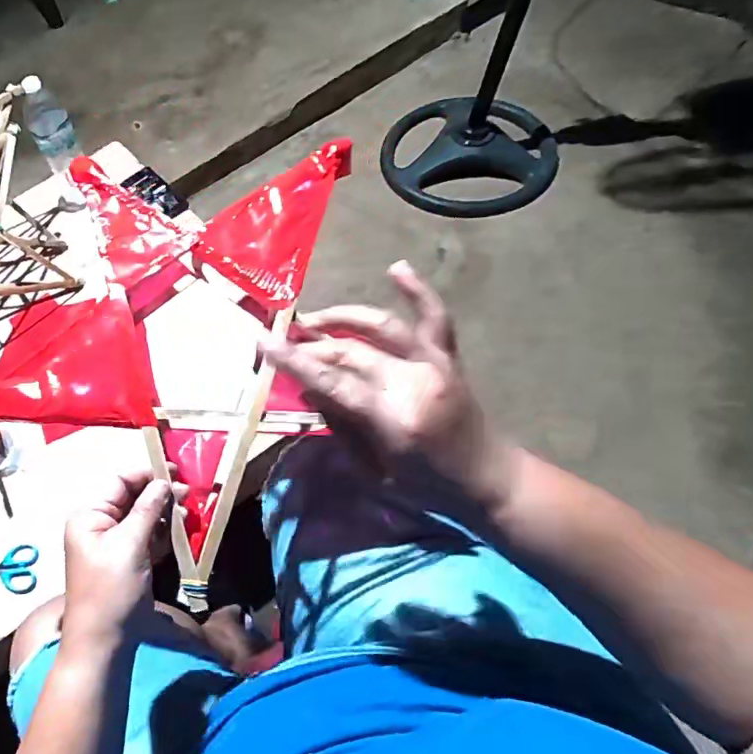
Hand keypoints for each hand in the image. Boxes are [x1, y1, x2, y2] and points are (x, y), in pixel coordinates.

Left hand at [59, 470, 171, 650]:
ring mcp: (115, 542)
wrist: (105, 640)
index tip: (177, 472)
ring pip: (145, 515)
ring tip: (187, 515)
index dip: (148, 474)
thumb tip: (163, 482)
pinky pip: (150, 534)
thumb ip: (148, 509)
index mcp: (90, 516)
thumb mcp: (130, 545)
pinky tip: (182, 530)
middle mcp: (100, 524)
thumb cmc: (111, 589)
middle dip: (161, 493)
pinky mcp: (130, 558)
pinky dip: (165, 531)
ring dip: (167, 512)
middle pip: (135, 497)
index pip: (121, 482)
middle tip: (189, 494)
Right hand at [261, 262, 512, 504]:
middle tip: (284, 339)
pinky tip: (396, 268)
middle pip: (352, 352)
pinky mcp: (449, 356)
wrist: (488, 477)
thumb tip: (309, 387)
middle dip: (313, 344)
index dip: (295, 361)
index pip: (333, 382)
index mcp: (394, 419)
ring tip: (314, 319)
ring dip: (345, 317)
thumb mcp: (376, 469)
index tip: (264, 343)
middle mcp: (414, 382)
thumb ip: (342, 426)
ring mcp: (435, 363)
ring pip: (383, 326)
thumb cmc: (429, 485)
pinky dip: (417, 291)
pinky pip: (434, 316)